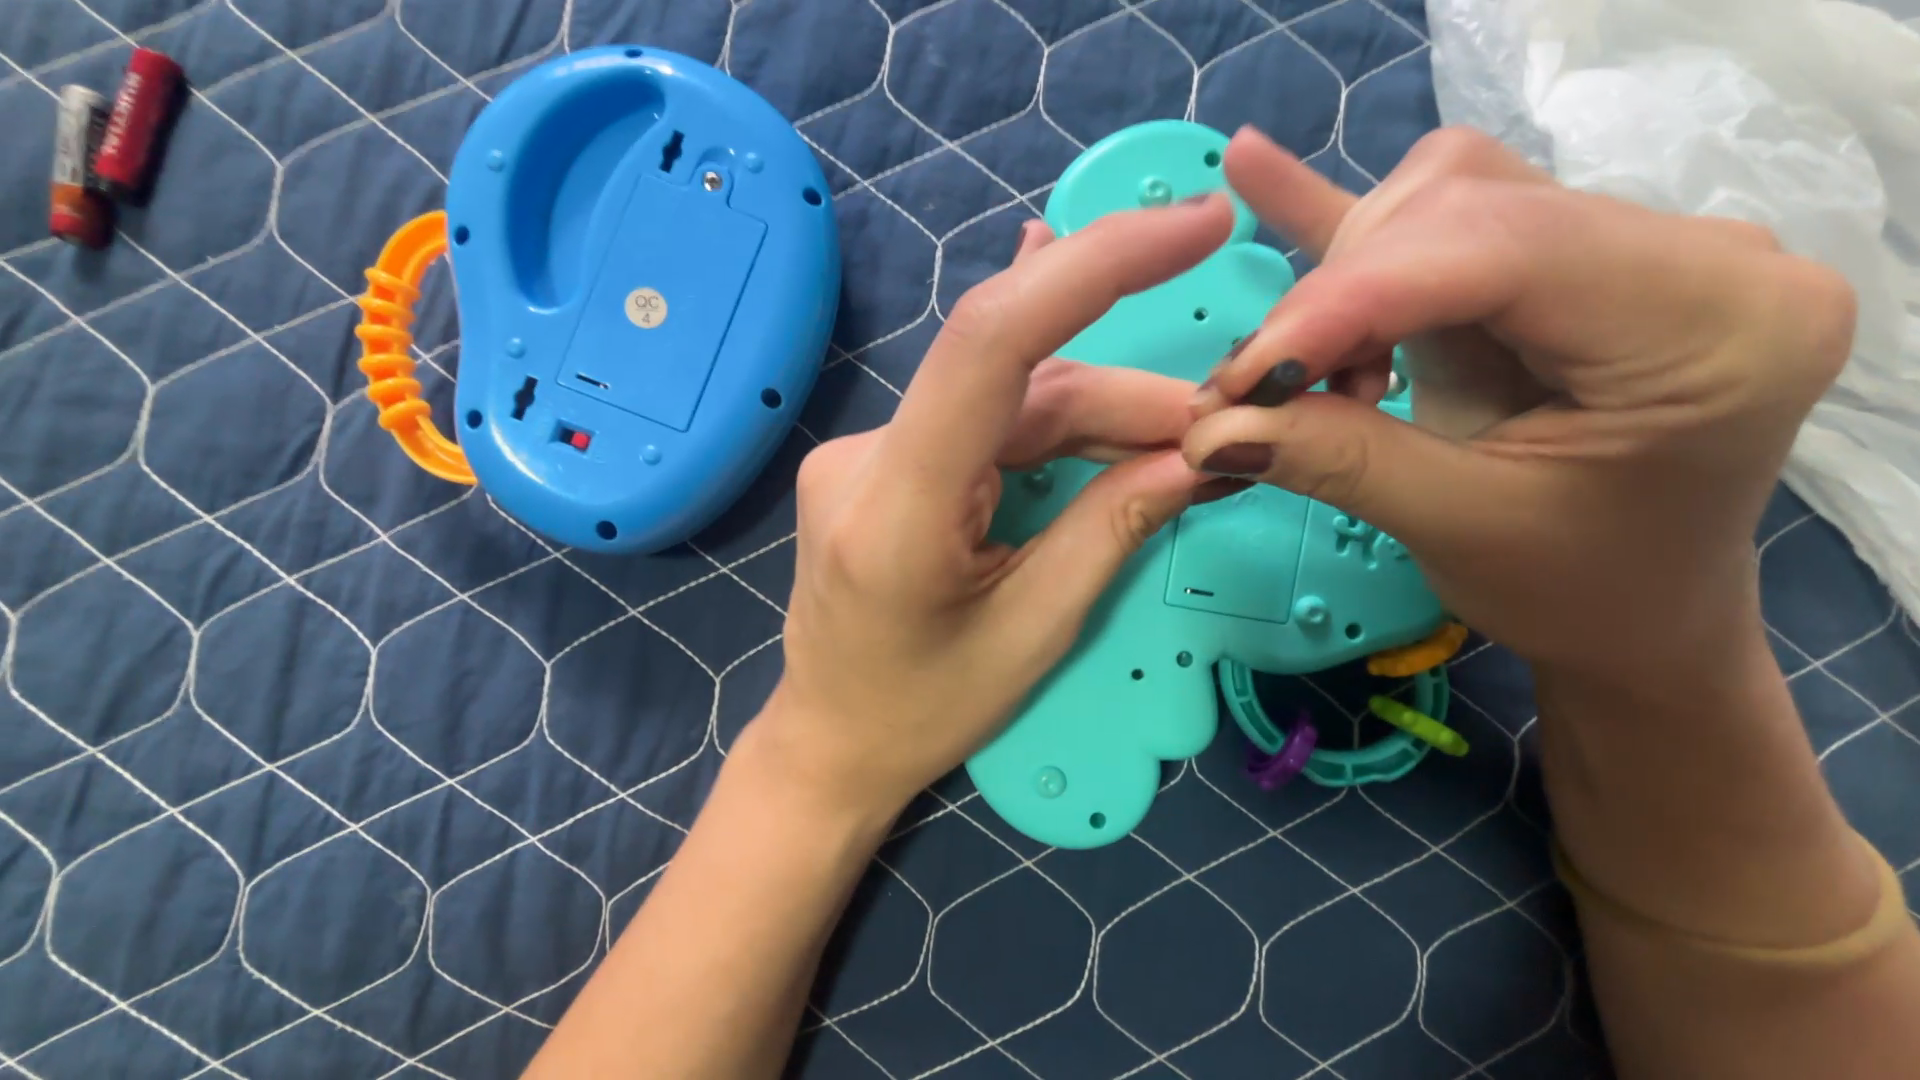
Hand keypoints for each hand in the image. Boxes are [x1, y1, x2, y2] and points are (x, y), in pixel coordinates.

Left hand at [751, 198, 1241, 818]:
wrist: (831, 742)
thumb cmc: (926, 711)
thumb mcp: (1038, 628)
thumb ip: (1115, 522)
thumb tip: (1205, 447)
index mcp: (897, 508)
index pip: (991, 344)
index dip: (1096, 265)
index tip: (1196, 222)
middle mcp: (866, 457)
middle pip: (1019, 382)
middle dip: (1130, 397)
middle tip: (1221, 427)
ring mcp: (866, 454)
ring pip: (1008, 403)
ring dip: (1100, 418)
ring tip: (1179, 446)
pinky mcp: (881, 462)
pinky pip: (983, 426)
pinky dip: (1053, 434)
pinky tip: (1111, 435)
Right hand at [1185, 127, 1856, 684]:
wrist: (1637, 608)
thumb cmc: (1577, 588)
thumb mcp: (1457, 529)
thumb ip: (1338, 461)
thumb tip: (1208, 428)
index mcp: (1709, 322)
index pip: (1499, 249)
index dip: (1349, 299)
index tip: (1244, 374)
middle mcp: (1681, 252)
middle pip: (1461, 206)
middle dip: (1335, 297)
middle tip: (1261, 390)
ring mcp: (1616, 245)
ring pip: (1437, 199)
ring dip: (1343, 283)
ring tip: (1310, 370)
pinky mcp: (1548, 259)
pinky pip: (1435, 215)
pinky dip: (1342, 216)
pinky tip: (1251, 167)